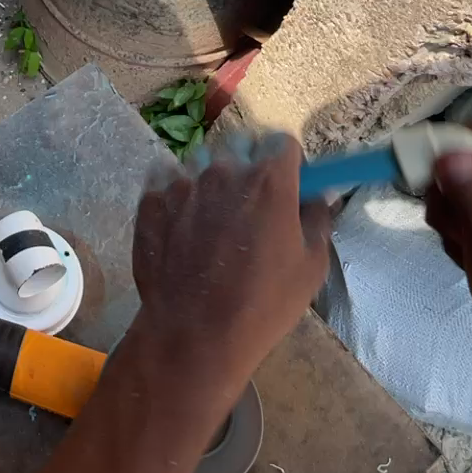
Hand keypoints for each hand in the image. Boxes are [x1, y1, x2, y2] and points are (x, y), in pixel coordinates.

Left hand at [131, 132, 333, 388]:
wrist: (193, 330)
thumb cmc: (262, 303)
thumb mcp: (310, 266)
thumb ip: (317, 219)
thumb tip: (319, 196)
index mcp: (269, 181)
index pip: (282, 142)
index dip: (286, 161)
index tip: (286, 181)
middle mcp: (224, 170)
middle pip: (239, 146)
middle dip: (247, 164)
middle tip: (248, 201)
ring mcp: (183, 180)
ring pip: (201, 160)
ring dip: (210, 177)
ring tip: (211, 214)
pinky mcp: (152, 195)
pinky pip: (167, 177)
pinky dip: (176, 191)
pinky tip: (181, 219)